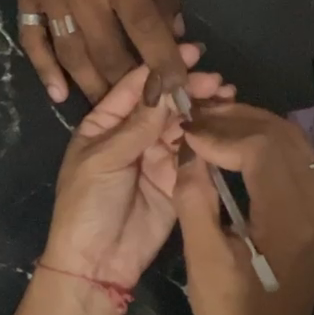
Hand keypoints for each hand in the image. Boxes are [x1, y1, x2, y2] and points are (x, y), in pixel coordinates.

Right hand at [10, 0, 183, 103]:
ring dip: (93, 88)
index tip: (180, 96)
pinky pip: (32, 41)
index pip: (146, 31)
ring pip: (72, 56)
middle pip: (108, 53)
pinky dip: (44, 71)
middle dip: (131, 88)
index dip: (164, 66)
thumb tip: (175, 27)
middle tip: (149, 113)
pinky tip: (59, 94)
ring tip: (111, 113)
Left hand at [42, 47, 233, 289]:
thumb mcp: (104, 158)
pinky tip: (224, 124)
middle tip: (216, 80)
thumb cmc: (86, 204)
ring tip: (226, 95)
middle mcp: (131, 135)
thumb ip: (138, 125)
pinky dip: (208, 139)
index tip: (189, 53)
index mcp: (104, 124)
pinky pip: (193, 153)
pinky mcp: (175, 180)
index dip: (160, 70)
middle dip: (188, 88)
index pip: (134, 87)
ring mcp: (155, 157)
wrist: (96, 261)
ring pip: (182, 125)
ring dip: (202, 110)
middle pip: (163, 104)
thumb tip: (165, 87)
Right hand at [173, 103, 313, 314]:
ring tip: (209, 121)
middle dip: (234, 119)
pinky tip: (233, 140)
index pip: (262, 149)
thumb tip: (188, 151)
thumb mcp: (202, 261)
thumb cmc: (232, 310)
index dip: (221, 133)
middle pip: (281, 135)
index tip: (185, 133)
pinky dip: (264, 140)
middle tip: (193, 116)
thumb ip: (195, 201)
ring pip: (292, 139)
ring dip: (249, 124)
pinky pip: (297, 155)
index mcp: (293, 221)